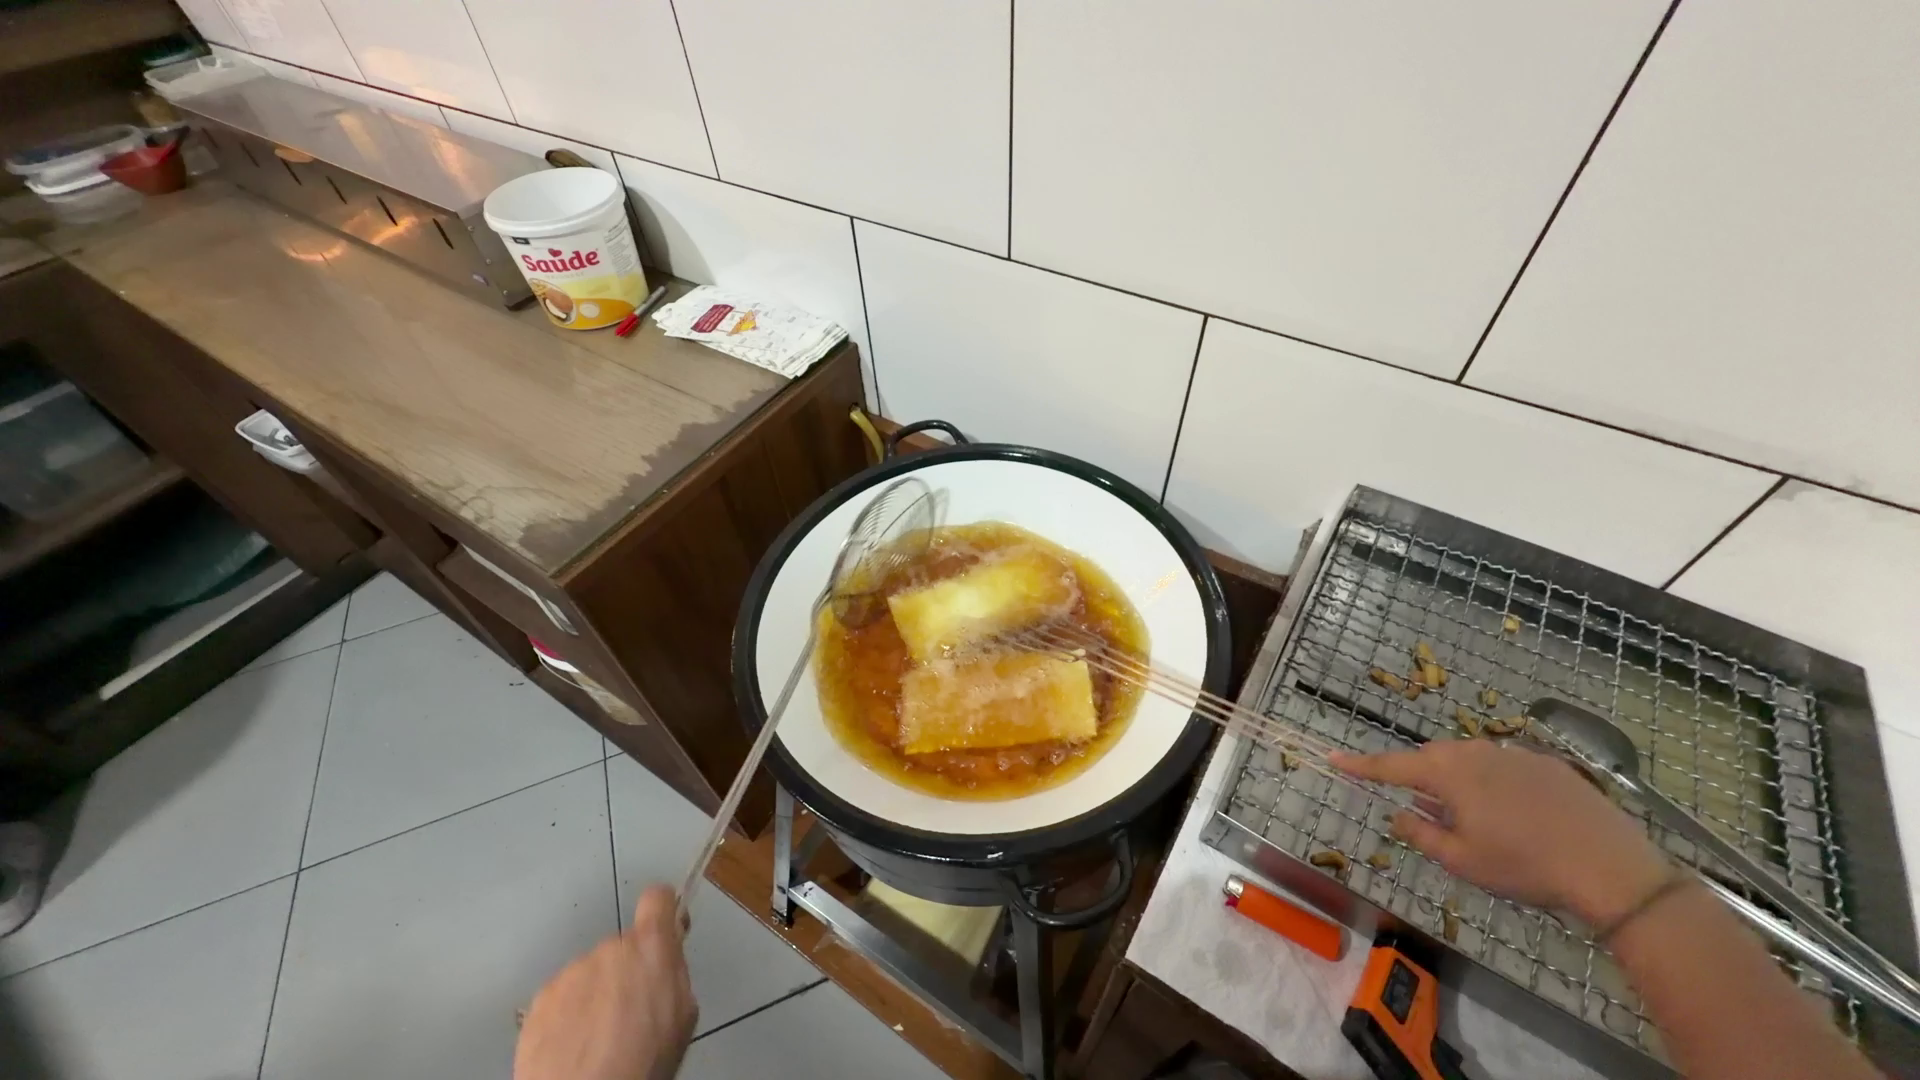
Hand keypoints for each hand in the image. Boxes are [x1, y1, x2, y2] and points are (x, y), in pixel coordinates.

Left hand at [514, 885, 697, 1079]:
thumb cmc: (646, 1062)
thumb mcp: (683, 1016)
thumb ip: (674, 975)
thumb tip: (664, 960)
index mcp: (650, 947)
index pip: (658, 899)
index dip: (663, 912)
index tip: (663, 935)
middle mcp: (608, 949)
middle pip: (622, 947)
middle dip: (626, 972)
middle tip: (629, 1016)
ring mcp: (570, 973)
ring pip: (590, 975)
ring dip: (595, 996)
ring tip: (596, 1041)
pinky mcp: (538, 1001)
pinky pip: (561, 999)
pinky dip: (567, 1017)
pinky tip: (571, 1050)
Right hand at [1332, 740, 1669, 926]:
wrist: (1611, 868)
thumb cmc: (1524, 865)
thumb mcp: (1460, 860)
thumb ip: (1420, 833)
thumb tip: (1399, 813)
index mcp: (1446, 773)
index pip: (1389, 765)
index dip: (1359, 765)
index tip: (1333, 759)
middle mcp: (1475, 752)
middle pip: (1432, 758)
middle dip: (1420, 778)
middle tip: (1425, 810)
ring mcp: (1515, 754)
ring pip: (1470, 760)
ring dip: (1460, 781)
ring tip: (1475, 818)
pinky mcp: (1549, 765)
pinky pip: (1505, 767)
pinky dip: (1496, 785)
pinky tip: (1518, 817)